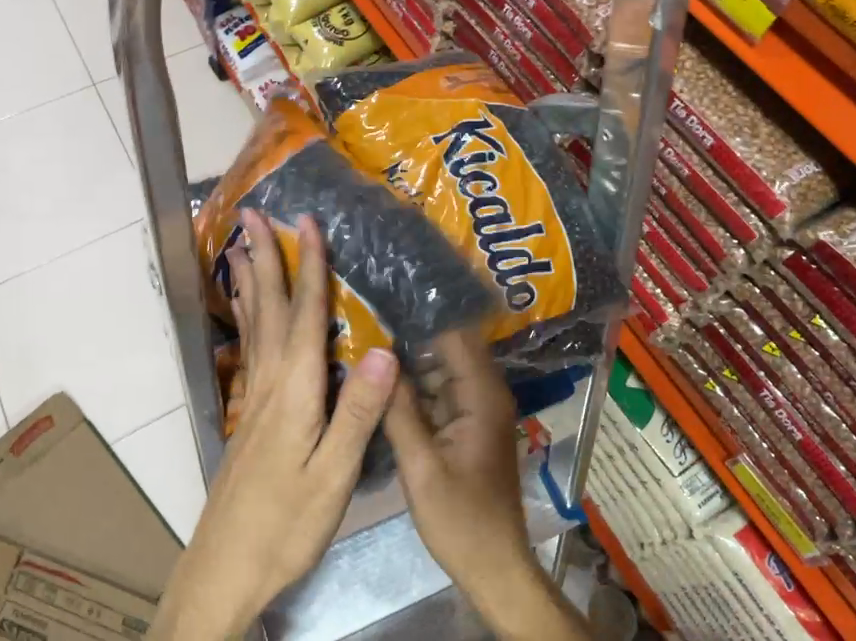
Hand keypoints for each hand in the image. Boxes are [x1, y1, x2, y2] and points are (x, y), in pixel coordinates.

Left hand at [151, 211, 398, 639]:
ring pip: (255, 326)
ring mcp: (254, 400)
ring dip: (252, 282)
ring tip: (242, 246)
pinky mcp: (248, 417)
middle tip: (254, 214)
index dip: (310, 267)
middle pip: (271, 309)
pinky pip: (251, 349)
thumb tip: (384, 349)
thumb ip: (357, 413)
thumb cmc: (286, 524)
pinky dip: (250, 319)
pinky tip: (251, 317)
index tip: (307, 221)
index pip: (306, 316)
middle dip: (266, 258)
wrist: (226, 567)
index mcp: (296, 392)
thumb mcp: (333, 476)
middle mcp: (270, 384)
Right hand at [383, 331, 588, 639]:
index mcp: (482, 394)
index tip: (384, 287)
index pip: (454, 332)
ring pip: (438, 366)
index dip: (421, 309)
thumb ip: (399, 410)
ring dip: (407, 354)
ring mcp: (475, 408)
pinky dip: (412, 382)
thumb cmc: (461, 520)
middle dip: (409, 327)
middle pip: (446, 344)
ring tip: (363, 331)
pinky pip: (437, 390)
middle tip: (363, 306)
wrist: (492, 567)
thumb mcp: (421, 466)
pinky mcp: (464, 424)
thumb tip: (376, 356)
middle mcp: (484, 392)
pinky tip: (378, 376)